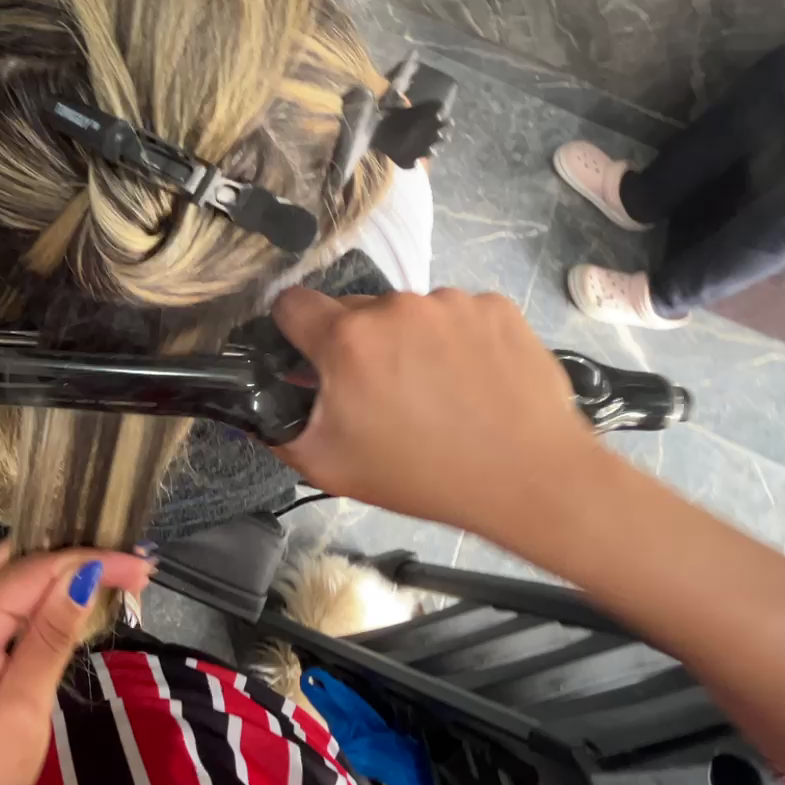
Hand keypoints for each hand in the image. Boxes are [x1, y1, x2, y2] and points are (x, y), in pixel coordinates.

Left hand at [0, 545, 154, 784]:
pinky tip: (69, 599)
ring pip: (12, 571)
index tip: (141, 566)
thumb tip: (83, 576)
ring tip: (112, 577)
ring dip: (60, 571)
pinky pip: (2, 593)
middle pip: (22, 559)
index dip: (91, 560)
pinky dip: (39, 591)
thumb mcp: (21, 710)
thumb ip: (50, 638)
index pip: (38, 569)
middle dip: (78, 557)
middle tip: (131, 569)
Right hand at [270, 288, 614, 541]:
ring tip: (432, 389)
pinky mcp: (495, 307)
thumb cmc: (423, 476)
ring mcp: (450, 302)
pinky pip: (454, 313)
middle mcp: (394, 307)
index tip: (305, 356)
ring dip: (405, 340)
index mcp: (347, 339)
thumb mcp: (328, 466)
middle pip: (350, 310)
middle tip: (377, 391)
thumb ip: (275, 431)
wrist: (535, 482)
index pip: (291, 303)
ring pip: (405, 313)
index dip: (290, 329)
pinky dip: (453, 339)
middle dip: (353, 343)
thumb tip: (249, 411)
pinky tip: (469, 379)